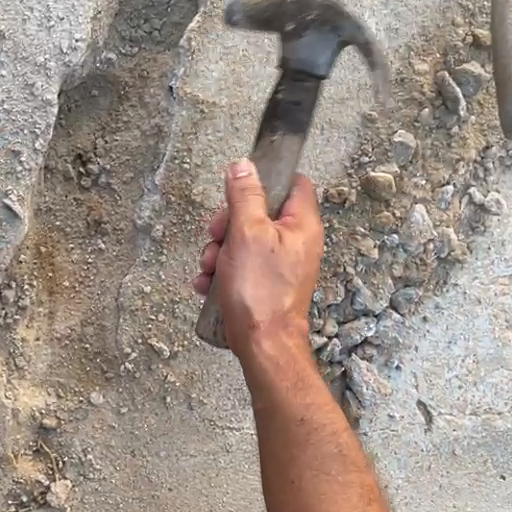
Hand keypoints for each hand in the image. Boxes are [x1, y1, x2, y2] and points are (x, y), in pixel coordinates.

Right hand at [192, 159, 323, 358]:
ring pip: (244, 241)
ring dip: (219, 251)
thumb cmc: (260, 292)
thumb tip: (242, 166)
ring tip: (211, 268)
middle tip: (216, 236)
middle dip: (229, 224)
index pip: (292, 184)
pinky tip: (209, 284)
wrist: (263, 345)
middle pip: (259, 213)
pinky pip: (240, 267)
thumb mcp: (247, 233)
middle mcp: (296, 243)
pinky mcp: (265, 285)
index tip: (239, 193)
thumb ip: (245, 196)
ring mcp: (281, 266)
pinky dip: (222, 272)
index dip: (264, 182)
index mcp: (302, 225)